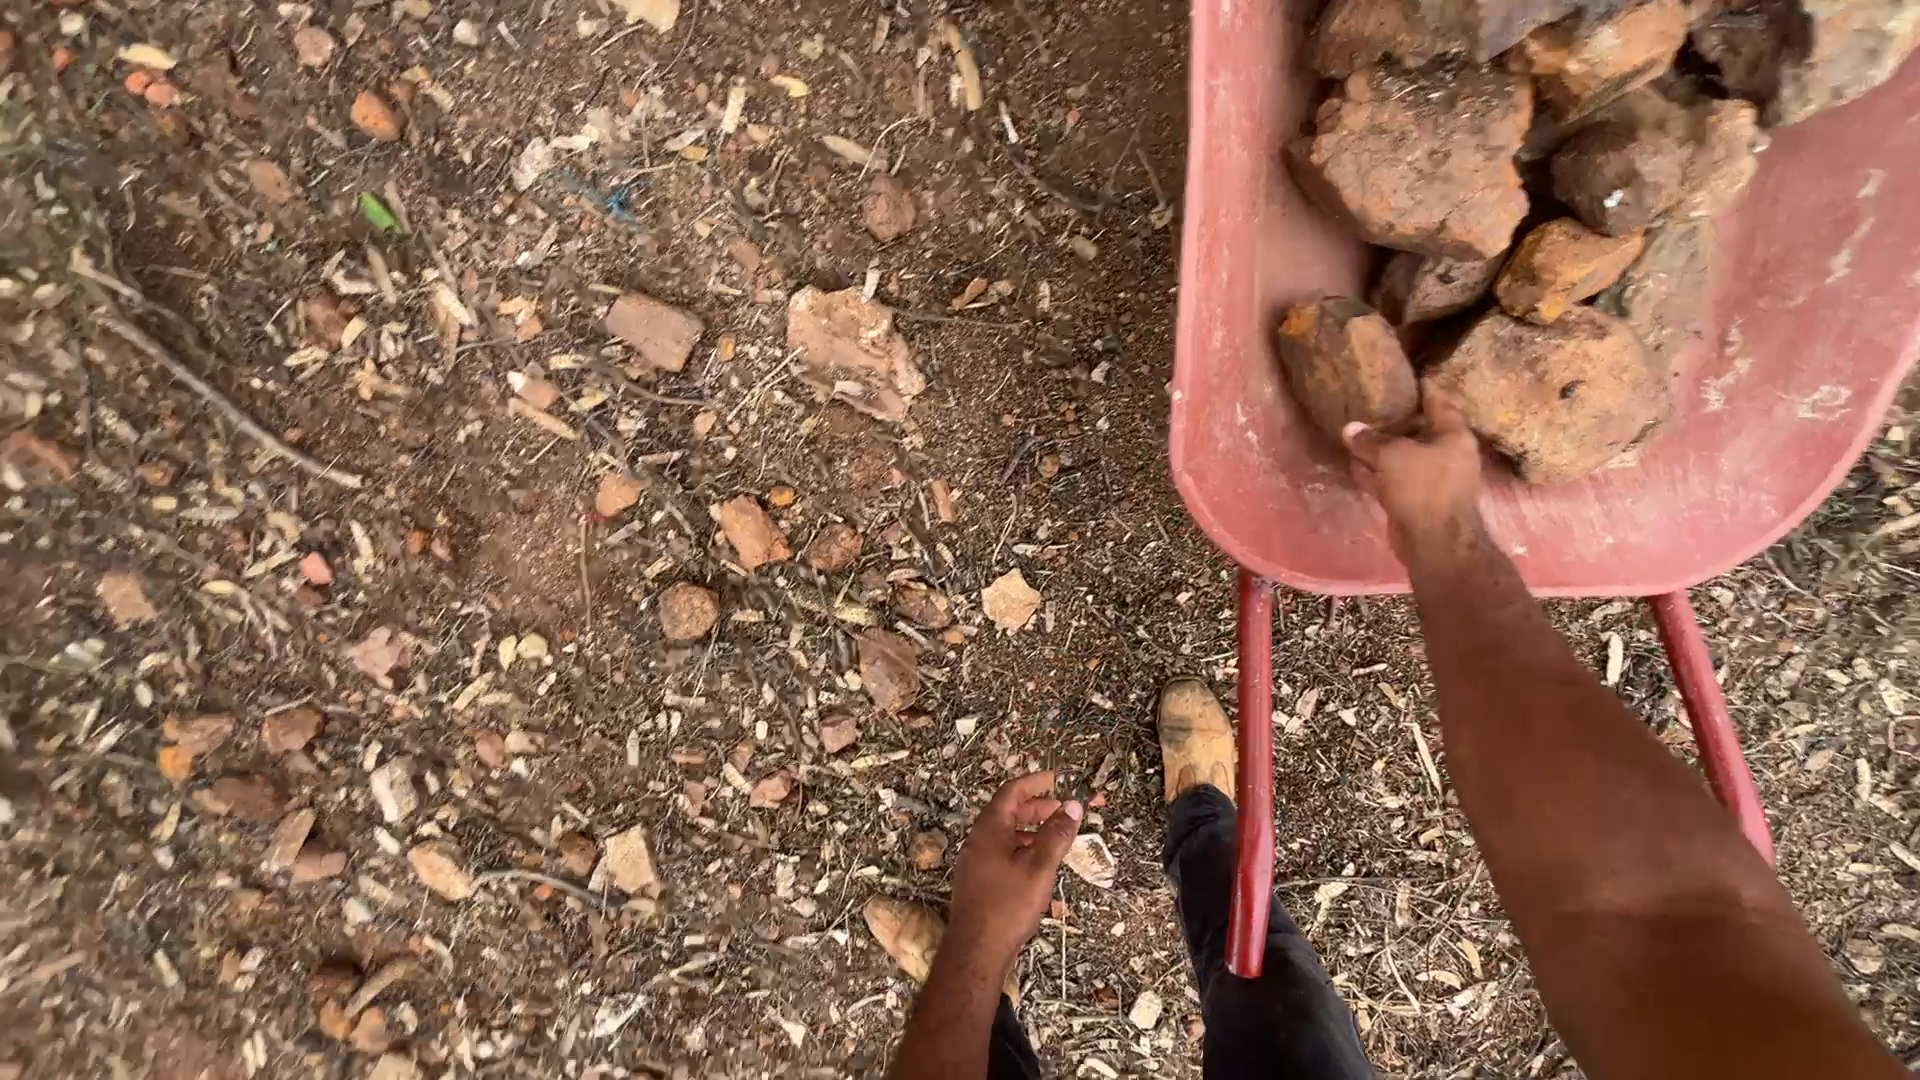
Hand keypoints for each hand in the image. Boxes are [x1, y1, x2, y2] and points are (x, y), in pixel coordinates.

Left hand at [945, 772, 1083, 973]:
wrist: (975, 951)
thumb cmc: (1008, 904)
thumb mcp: (1039, 867)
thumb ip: (1056, 835)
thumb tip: (1073, 805)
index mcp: (990, 828)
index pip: (1011, 792)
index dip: (1033, 782)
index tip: (1054, 778)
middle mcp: (978, 839)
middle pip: (1008, 811)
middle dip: (1036, 807)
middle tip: (1062, 809)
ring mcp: (975, 860)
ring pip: (1005, 834)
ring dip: (1031, 829)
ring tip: (1056, 837)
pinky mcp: (978, 880)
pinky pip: (1001, 852)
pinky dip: (1022, 848)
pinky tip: (1038, 865)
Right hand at [1343, 391, 1487, 567]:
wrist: (1434, 540)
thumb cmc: (1422, 487)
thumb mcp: (1392, 456)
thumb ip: (1370, 440)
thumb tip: (1350, 428)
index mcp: (1454, 436)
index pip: (1440, 403)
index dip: (1426, 388)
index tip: (1414, 375)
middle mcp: (1449, 454)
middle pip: (1421, 431)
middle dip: (1398, 421)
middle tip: (1375, 406)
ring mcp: (1435, 479)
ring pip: (1406, 457)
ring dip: (1384, 449)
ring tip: (1359, 435)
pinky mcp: (1419, 499)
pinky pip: (1395, 478)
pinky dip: (1378, 472)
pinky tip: (1357, 466)